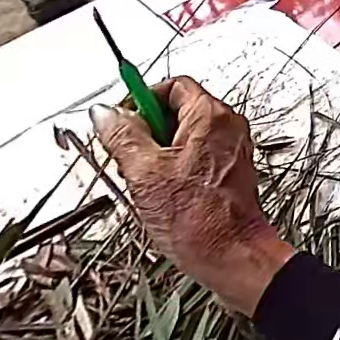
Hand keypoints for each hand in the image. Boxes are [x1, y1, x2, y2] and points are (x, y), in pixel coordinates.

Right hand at [91, 77, 294, 315]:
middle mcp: (228, 125)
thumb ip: (123, 136)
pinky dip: (176, 166)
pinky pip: (198, 154)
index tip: (121, 120)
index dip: (142, 99)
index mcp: (211, 115)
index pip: (173, 85)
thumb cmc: (198, 218)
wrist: (231, 253)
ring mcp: (232, 147)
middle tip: (129, 155)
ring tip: (145, 180)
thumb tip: (106, 114)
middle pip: (179, 109)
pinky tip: (163, 193)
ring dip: (159, 152)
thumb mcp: (144, 172)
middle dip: (148, 130)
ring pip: (186, 134)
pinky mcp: (232, 169)